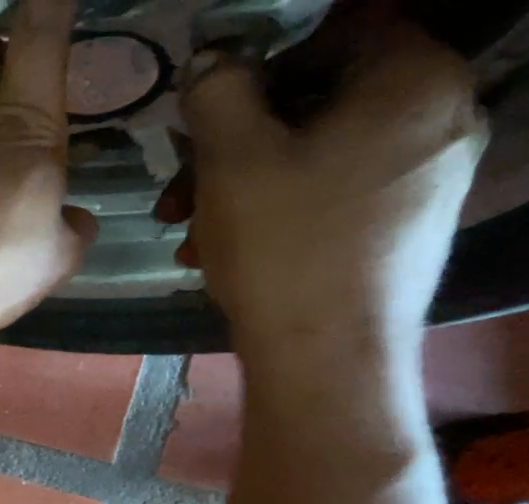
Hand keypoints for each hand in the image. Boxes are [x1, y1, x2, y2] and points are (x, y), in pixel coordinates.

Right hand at [178, 19, 487, 351]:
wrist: (327, 350)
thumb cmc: (283, 244)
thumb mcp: (232, 160)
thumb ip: (218, 95)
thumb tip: (213, 61)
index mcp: (413, 81)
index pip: (341, 33)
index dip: (263, 68)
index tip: (209, 117)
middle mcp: (442, 113)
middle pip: (323, 100)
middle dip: (239, 141)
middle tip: (180, 189)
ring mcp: (430, 172)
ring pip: (320, 151)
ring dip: (245, 182)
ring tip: (191, 229)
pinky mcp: (407, 220)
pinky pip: (335, 191)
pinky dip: (278, 209)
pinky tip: (228, 249)